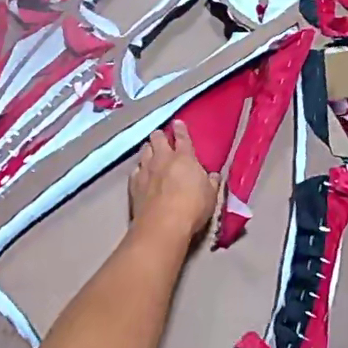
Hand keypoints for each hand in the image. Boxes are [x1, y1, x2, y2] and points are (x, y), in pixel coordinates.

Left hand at [128, 120, 218, 240]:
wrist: (163, 224)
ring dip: (148, 150)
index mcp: (184, 157)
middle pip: (157, 138)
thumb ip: (211, 183)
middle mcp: (162, 158)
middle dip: (160, 136)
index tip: (177, 123)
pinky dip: (139, 169)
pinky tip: (141, 173)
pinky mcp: (134, 184)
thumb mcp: (210, 196)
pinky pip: (135, 169)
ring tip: (151, 152)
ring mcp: (146, 169)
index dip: (180, 129)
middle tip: (162, 138)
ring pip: (144, 151)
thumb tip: (213, 175)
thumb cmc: (192, 207)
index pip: (182, 137)